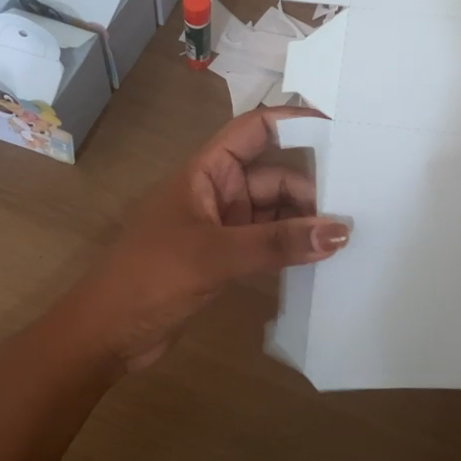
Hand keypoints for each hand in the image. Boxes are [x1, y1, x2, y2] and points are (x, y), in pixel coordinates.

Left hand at [72, 106, 349, 371]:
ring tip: (349, 233)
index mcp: (207, 171)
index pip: (256, 129)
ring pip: (275, 210)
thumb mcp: (215, 257)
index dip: (294, 121)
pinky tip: (322, 256)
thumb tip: (340, 232)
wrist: (102, 339)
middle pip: (274, 174)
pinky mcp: (226, 258)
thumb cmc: (149, 278)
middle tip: (358, 201)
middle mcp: (218, 190)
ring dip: (305, 220)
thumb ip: (278, 243)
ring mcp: (222, 226)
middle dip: (311, 186)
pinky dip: (293, 246)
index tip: (339, 125)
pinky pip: (269, 241)